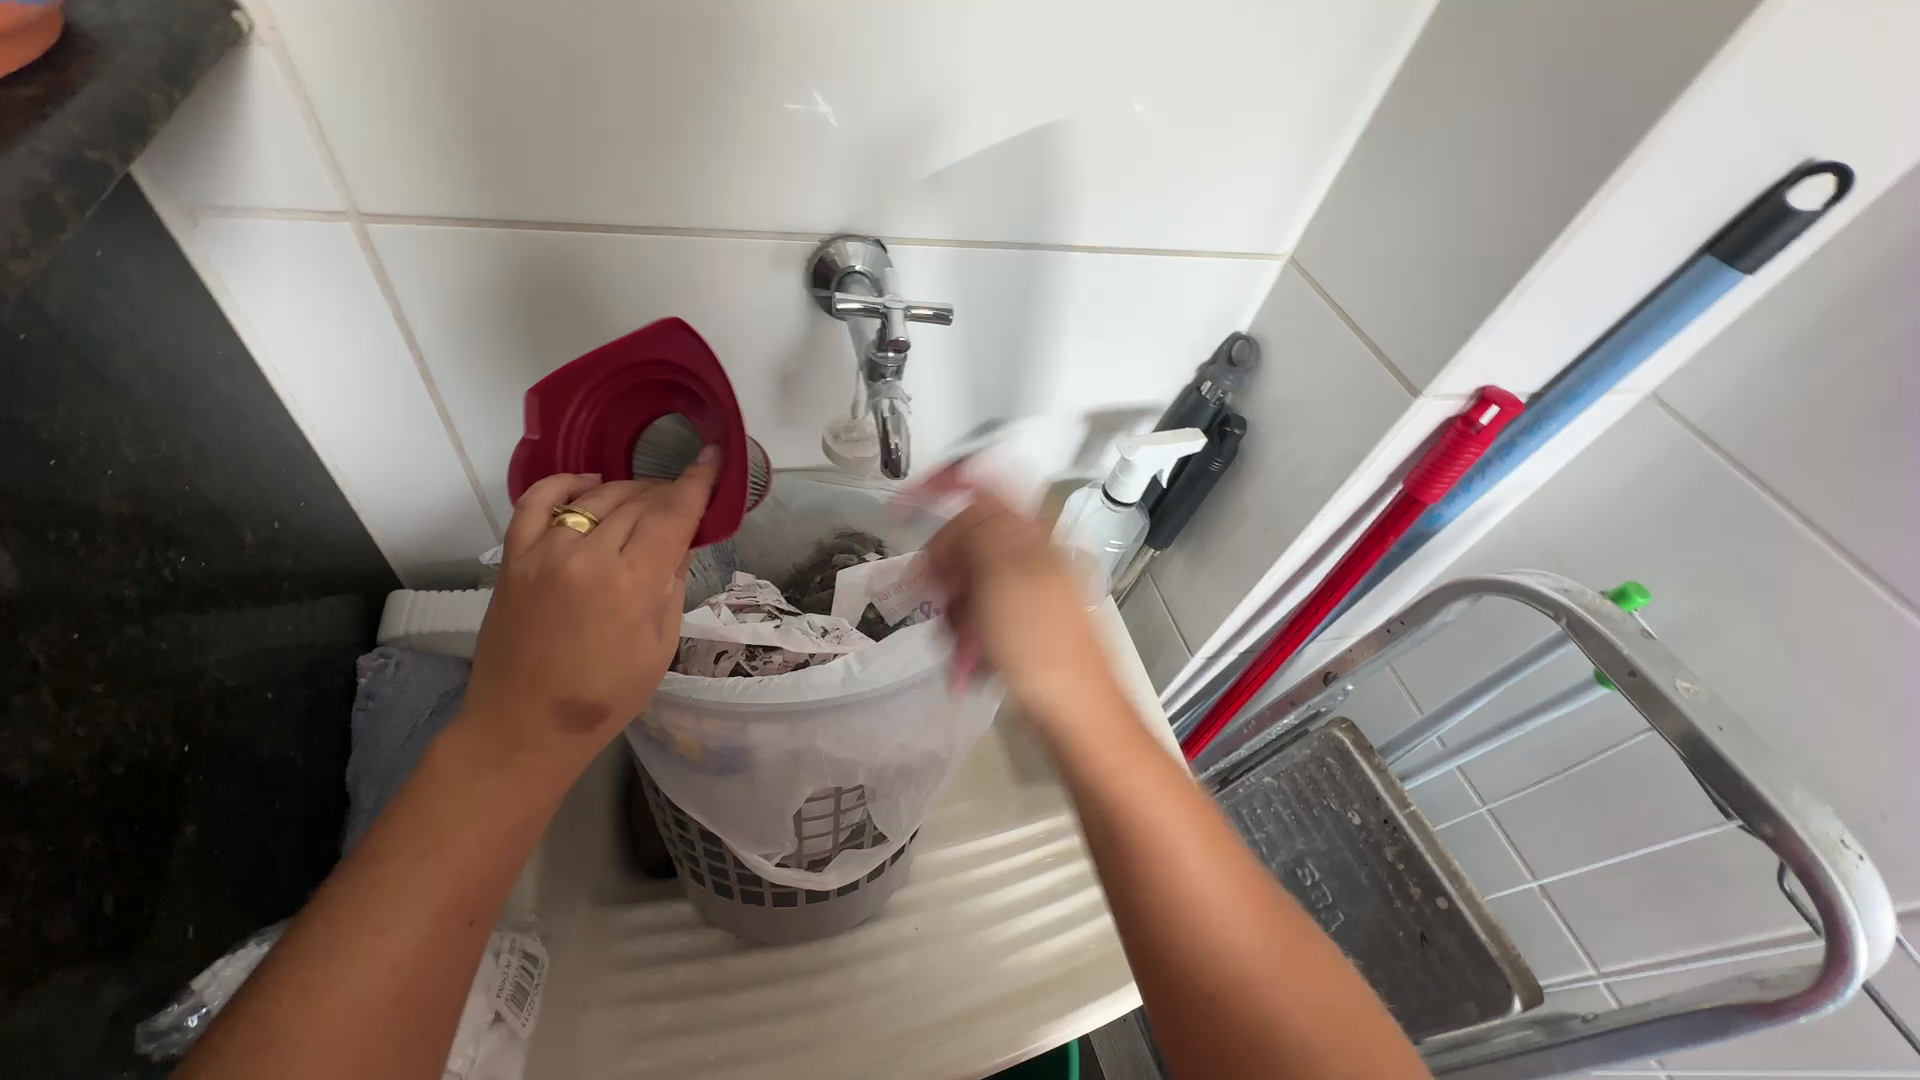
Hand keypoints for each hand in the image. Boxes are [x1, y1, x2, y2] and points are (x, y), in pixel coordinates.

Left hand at [458, 450, 718, 777]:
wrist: (525, 726)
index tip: (712, 459)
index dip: (697, 484)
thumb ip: (672, 583)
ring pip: (597, 498)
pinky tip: (589, 484)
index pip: (673, 514)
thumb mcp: (660, 643)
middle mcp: (588, 556)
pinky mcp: (513, 558)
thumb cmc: (607, 696)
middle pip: (638, 501)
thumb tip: (683, 538)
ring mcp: (544, 552)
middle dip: (668, 492)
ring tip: (646, 498)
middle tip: (684, 499)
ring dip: (628, 491)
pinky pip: (536, 501)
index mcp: (633, 582)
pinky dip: (565, 484)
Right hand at [923, 488, 1127, 731]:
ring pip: (969, 583)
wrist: (1075, 714)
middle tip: (940, 595)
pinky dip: (967, 636)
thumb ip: (980, 529)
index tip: (904, 505)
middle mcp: (1031, 557)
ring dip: (955, 614)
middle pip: (968, 540)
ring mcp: (1027, 592)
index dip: (943, 484)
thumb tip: (963, 503)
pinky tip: (970, 662)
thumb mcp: (1003, 576)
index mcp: (1032, 535)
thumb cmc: (1041, 647)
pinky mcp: (1021, 625)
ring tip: (962, 646)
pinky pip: (978, 617)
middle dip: (946, 571)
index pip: (985, 486)